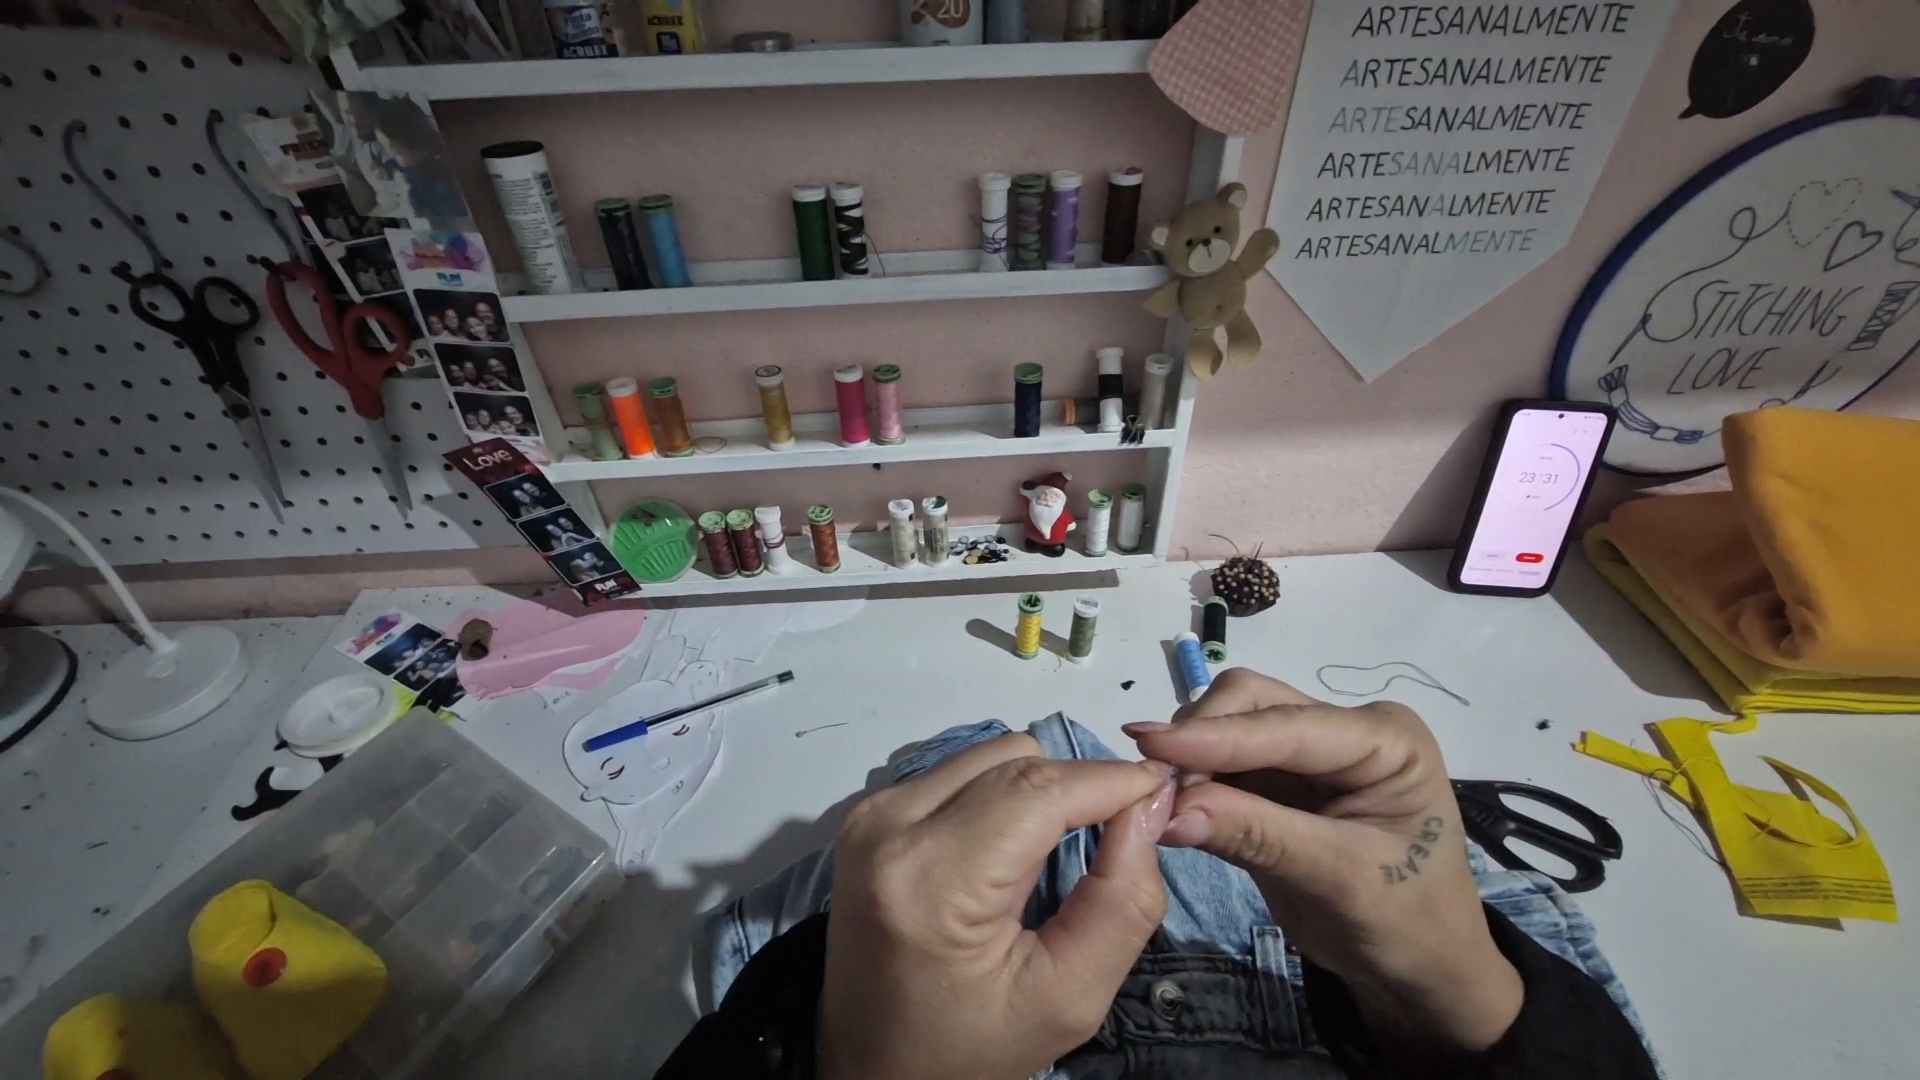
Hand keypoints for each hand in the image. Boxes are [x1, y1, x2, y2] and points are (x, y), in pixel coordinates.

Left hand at [819, 733, 1175, 1079]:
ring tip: (1051, 850)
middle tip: (1115, 831)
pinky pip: (962, 768)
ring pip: (991, 754)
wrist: (868, 1062)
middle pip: (1016, 763)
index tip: (1159, 790)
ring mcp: (874, 811)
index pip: (1037, 792)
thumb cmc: (967, 1046)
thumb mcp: (1066, 999)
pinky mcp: (871, 808)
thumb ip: (1121, 904)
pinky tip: (1007, 845)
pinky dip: (1003, 791)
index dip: (1109, 780)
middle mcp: (891, 826)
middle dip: (1078, 785)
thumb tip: (1145, 807)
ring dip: (1039, 787)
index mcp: (930, 881)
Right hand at [1124, 669, 1522, 1054]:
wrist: (1417, 974)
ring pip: (1227, 721)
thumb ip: (1255, 835)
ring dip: (1189, 753)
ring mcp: (1306, 747)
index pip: (1286, 724)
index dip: (1215, 735)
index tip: (1147, 744)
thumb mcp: (1339, 881)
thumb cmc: (1405, 927)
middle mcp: (1343, 727)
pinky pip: (1219, 758)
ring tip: (1158, 794)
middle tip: (1154, 783)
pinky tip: (1170, 797)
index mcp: (1384, 740)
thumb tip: (1169, 810)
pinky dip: (1191, 774)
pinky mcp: (1275, 773)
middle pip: (1250, 702)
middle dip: (1200, 736)